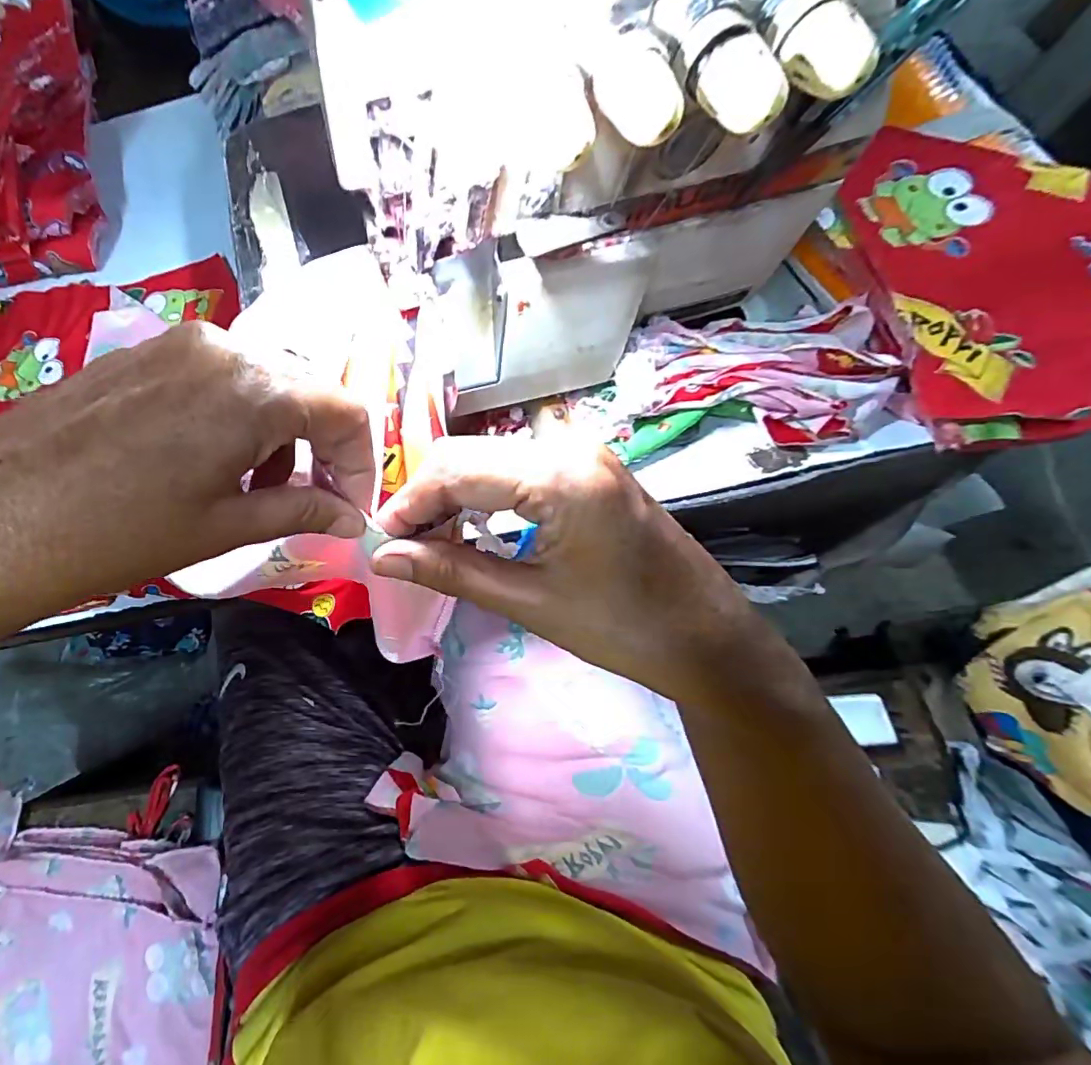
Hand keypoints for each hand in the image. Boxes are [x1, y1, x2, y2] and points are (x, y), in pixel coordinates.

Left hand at [0, 321, 373, 678]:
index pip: (345, 408)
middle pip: (301, 388)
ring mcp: (173, 343)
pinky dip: (229, 419)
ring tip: (247, 491)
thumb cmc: (119, 533)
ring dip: (272, 435)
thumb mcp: (221, 528)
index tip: (350, 509)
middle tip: (304, 504)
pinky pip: (210, 378)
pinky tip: (199, 464)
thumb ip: (297, 512)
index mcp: (254, 386)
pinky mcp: (136, 354)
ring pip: (255, 382)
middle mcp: (221, 345)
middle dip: (316, 449)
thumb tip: (349, 519)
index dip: (360, 463)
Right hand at [370, 436, 802, 706]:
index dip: (408, 505)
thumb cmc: (623, 629)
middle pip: (465, 454)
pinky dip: (481, 496)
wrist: (709, 642)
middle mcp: (567, 447)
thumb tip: (382, 559)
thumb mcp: (527, 601)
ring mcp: (580, 454)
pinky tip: (470, 531)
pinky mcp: (586, 469)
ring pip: (485, 459)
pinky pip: (513, 470)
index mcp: (558, 475)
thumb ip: (449, 571)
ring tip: (430, 545)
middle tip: (403, 548)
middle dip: (424, 498)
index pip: (453, 469)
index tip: (381, 544)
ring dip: (450, 497)